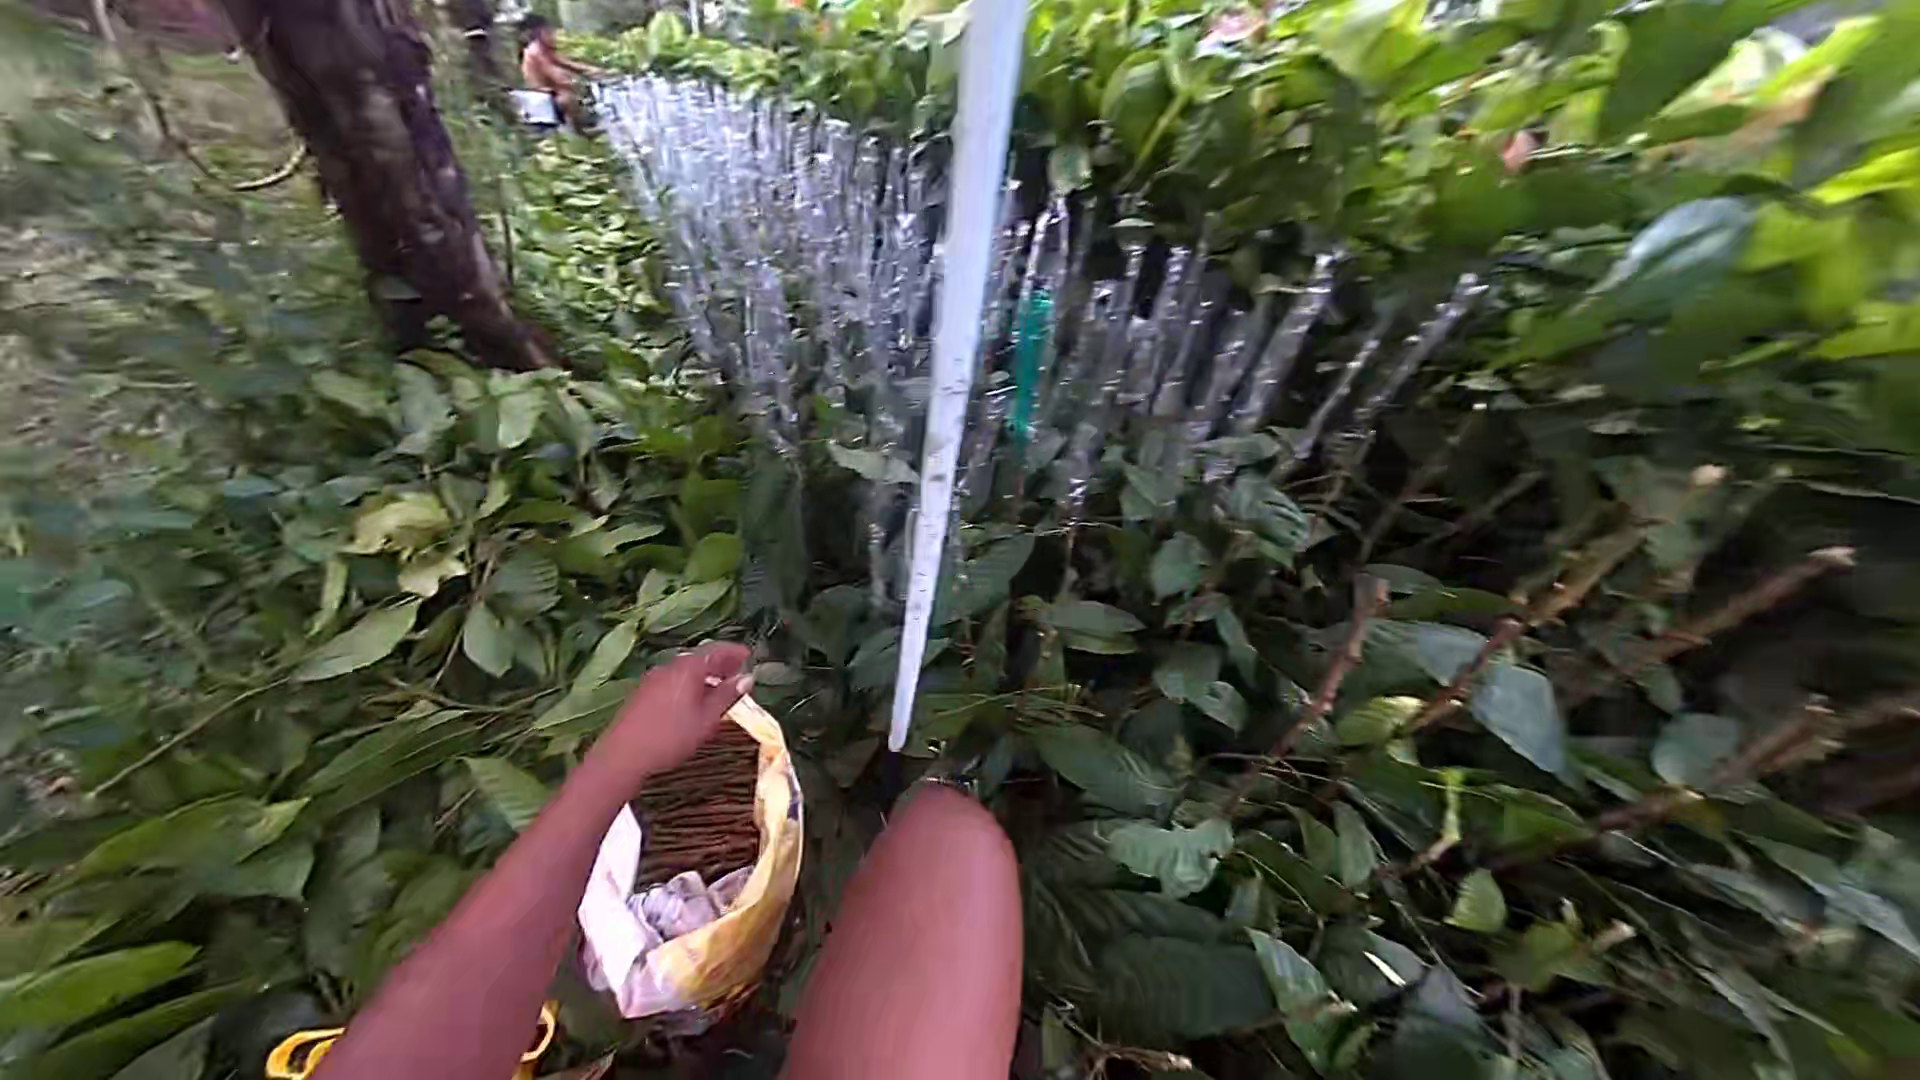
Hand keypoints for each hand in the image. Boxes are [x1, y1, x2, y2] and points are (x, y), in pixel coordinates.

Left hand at [583, 642, 751, 788]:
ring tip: (719, 688)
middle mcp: (669, 667)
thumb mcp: (707, 718)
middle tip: (738, 672)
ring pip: (685, 670)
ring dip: (705, 674)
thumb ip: (727, 695)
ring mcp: (653, 679)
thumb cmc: (671, 737)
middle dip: (720, 663)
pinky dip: (689, 683)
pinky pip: (673, 679)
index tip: (749, 656)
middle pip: (700, 658)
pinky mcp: (643, 693)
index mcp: (688, 668)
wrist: (620, 757)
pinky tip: (694, 700)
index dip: (735, 652)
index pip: (716, 650)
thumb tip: (747, 678)